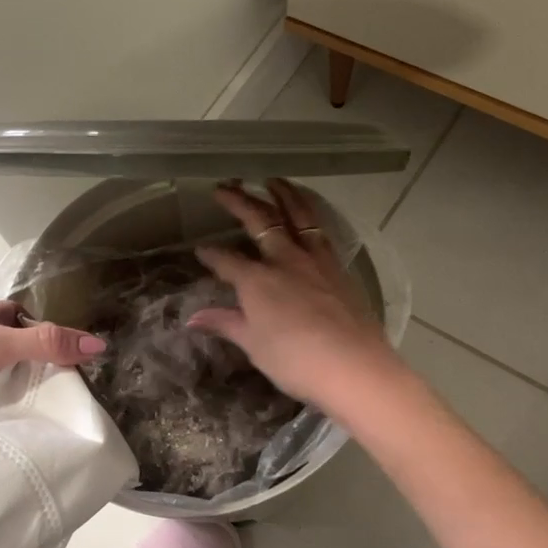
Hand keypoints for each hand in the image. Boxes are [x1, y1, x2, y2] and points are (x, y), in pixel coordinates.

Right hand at [189, 180, 408, 409]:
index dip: (211, 254)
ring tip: (274, 181)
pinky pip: (320, 232)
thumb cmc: (295, 360)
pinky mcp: (340, 270)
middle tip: (225, 186)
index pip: (227, 260)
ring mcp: (317, 262)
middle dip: (240, 202)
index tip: (200, 250)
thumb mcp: (253, 345)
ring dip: (284, 195)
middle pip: (261, 221)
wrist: (354, 367)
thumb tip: (193, 318)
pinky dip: (309, 217)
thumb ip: (225, 324)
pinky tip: (308, 218)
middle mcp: (285, 261)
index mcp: (257, 280)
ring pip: (299, 216)